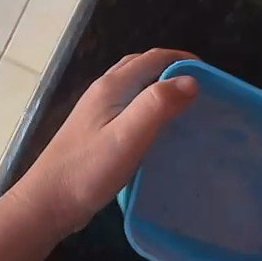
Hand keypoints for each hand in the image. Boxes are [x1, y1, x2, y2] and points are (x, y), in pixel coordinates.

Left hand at [8, 49, 198, 238]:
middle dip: (173, 71)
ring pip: (134, 88)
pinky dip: (147, 109)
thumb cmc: (88, 170)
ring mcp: (96, 112)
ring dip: (159, 90)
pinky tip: (158, 132)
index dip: (184, 60)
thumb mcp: (128, 136)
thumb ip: (157, 105)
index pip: (154, 58)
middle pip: (142, 67)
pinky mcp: (95, 132)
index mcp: (112, 86)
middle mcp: (102, 91)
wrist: (48, 202)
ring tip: (185, 109)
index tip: (214, 78)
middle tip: (202, 93)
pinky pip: (127, 109)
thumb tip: (191, 79)